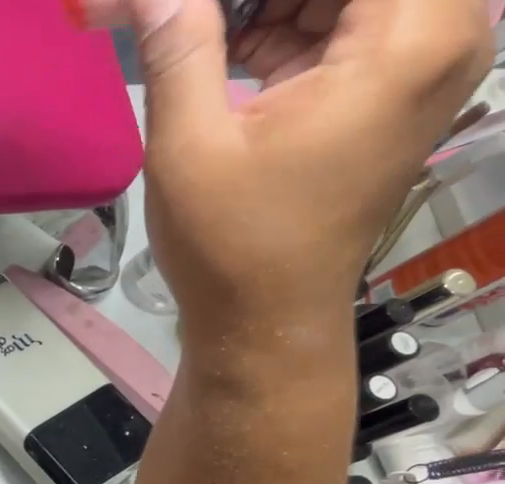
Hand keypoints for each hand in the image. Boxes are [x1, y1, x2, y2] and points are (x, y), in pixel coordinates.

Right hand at [80, 0, 489, 332]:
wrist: (265, 312)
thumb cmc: (231, 239)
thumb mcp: (189, 144)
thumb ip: (179, 49)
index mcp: (409, 39)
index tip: (193, 7)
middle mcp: (445, 32)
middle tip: (189, 16)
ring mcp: (424, 58)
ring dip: (274, 4)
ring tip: (199, 30)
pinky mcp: (395, 82)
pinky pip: (348, 20)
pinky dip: (286, 23)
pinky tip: (224, 48)